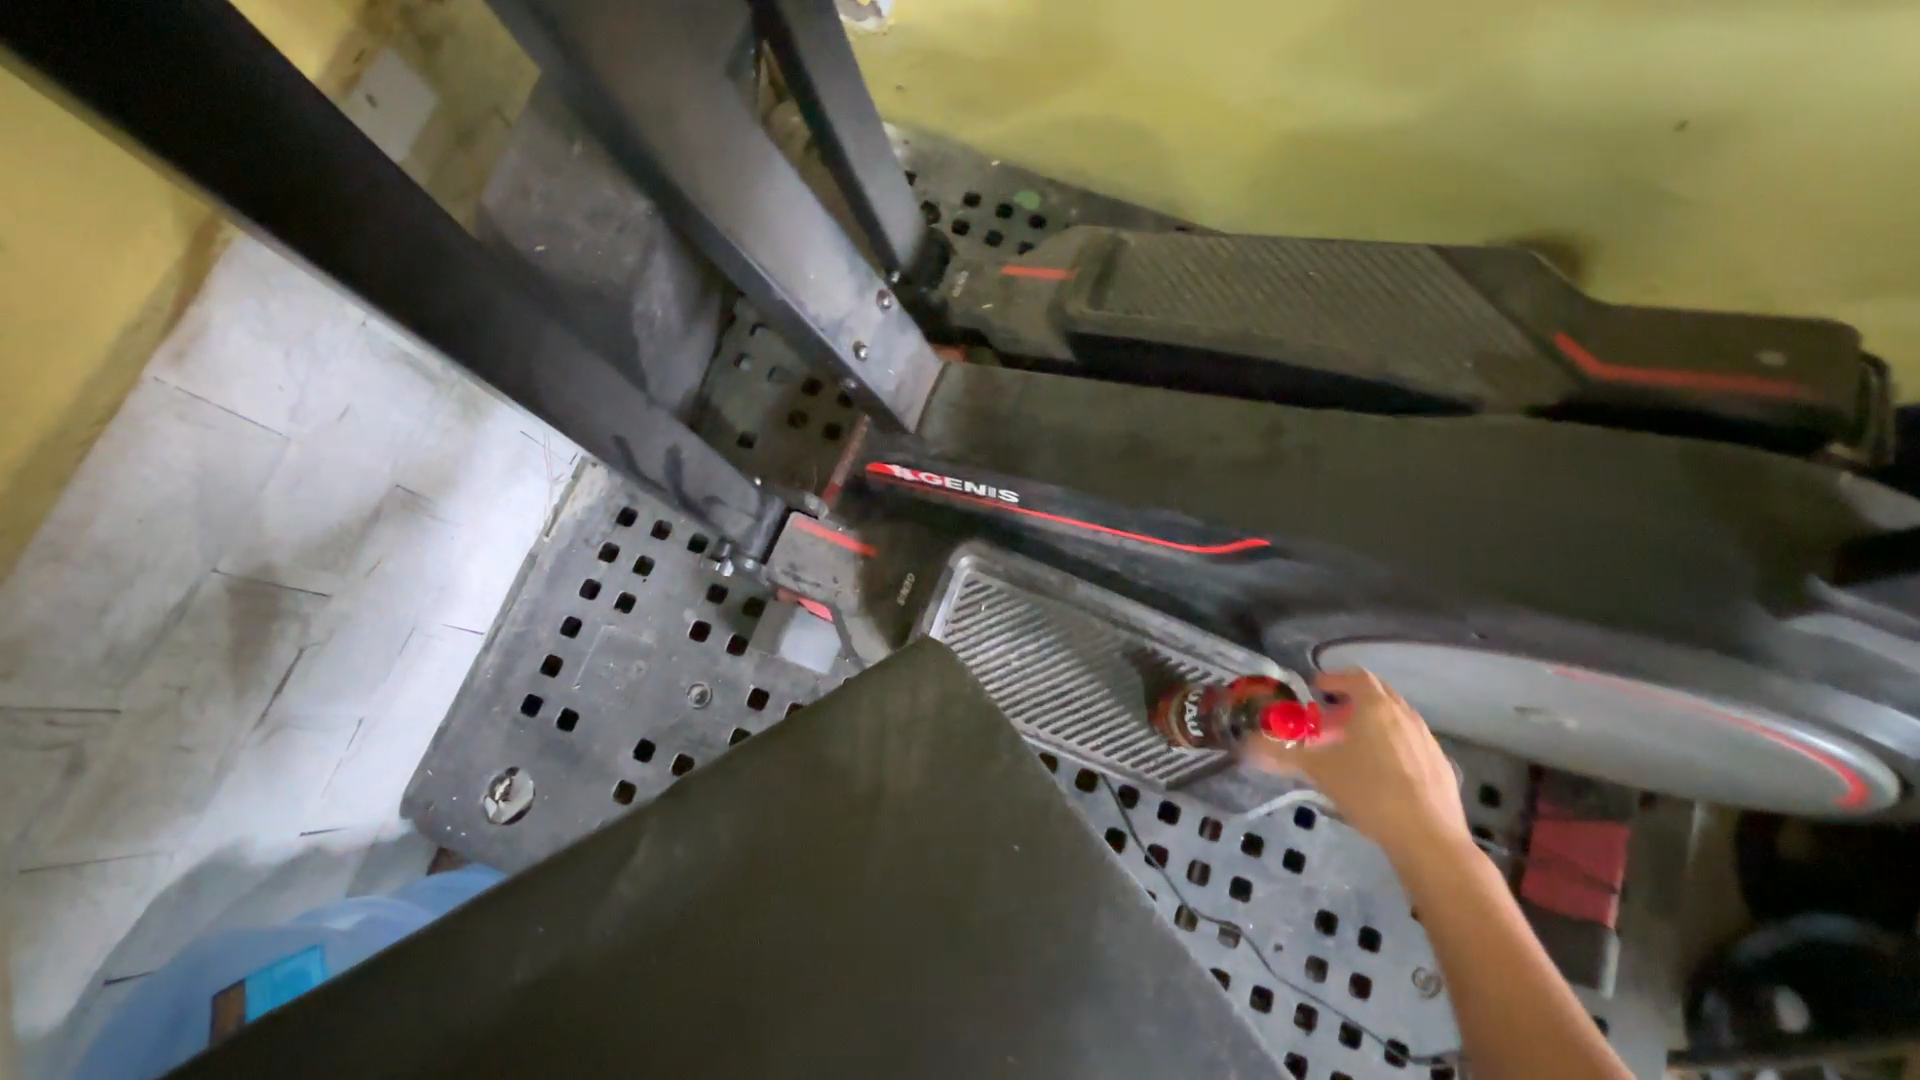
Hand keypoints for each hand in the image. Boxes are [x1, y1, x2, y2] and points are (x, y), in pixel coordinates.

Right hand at [1241, 669, 1472, 866]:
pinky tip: (1379, 773)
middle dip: (1352, 701)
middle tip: (1330, 719)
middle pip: (1378, 694)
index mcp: (1375, 707)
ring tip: (1351, 748)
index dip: (1334, 680)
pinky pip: (1410, 742)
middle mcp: (1404, 715)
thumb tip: (1246, 747)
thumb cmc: (1368, 791)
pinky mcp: (1439, 764)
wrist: (1426, 835)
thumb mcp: (1318, 771)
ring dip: (1372, 724)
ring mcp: (1426, 739)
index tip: (1316, 690)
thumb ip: (1281, 755)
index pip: (1355, 677)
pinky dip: (1391, 745)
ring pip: (1395, 719)